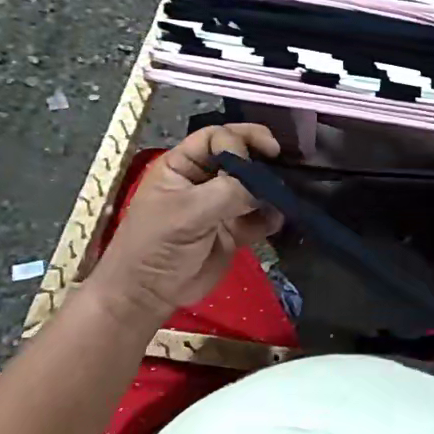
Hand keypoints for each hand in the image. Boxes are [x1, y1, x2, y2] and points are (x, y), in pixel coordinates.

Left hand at [85, 124, 282, 323]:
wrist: (148, 295)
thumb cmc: (155, 246)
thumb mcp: (186, 213)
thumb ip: (228, 193)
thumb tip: (265, 184)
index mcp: (182, 165)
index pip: (215, 138)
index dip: (237, 142)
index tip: (257, 158)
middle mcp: (203, 180)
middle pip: (238, 156)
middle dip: (260, 157)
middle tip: (281, 160)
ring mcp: (220, 205)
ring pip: (252, 186)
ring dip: (270, 188)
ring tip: (285, 194)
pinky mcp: (233, 230)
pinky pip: (258, 216)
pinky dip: (271, 216)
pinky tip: (278, 219)